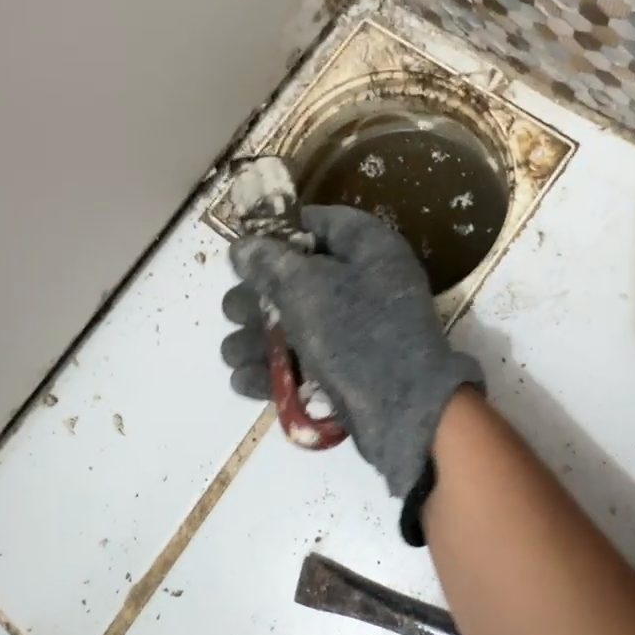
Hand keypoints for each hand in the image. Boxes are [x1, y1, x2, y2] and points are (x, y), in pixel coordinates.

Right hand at [221, 204, 481, 497]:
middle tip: (231, 308)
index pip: (325, 223)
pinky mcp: (350, 372)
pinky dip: (275, 371)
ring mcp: (359, 331)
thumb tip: (243, 247)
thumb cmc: (357, 333)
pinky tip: (242, 379)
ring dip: (259, 337)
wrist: (403, 411)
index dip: (283, 230)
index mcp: (370, 249)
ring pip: (298, 325)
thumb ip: (270, 265)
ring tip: (231, 351)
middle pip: (303, 277)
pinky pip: (305, 363)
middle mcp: (367, 284)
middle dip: (261, 295)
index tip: (246, 244)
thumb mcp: (307, 289)